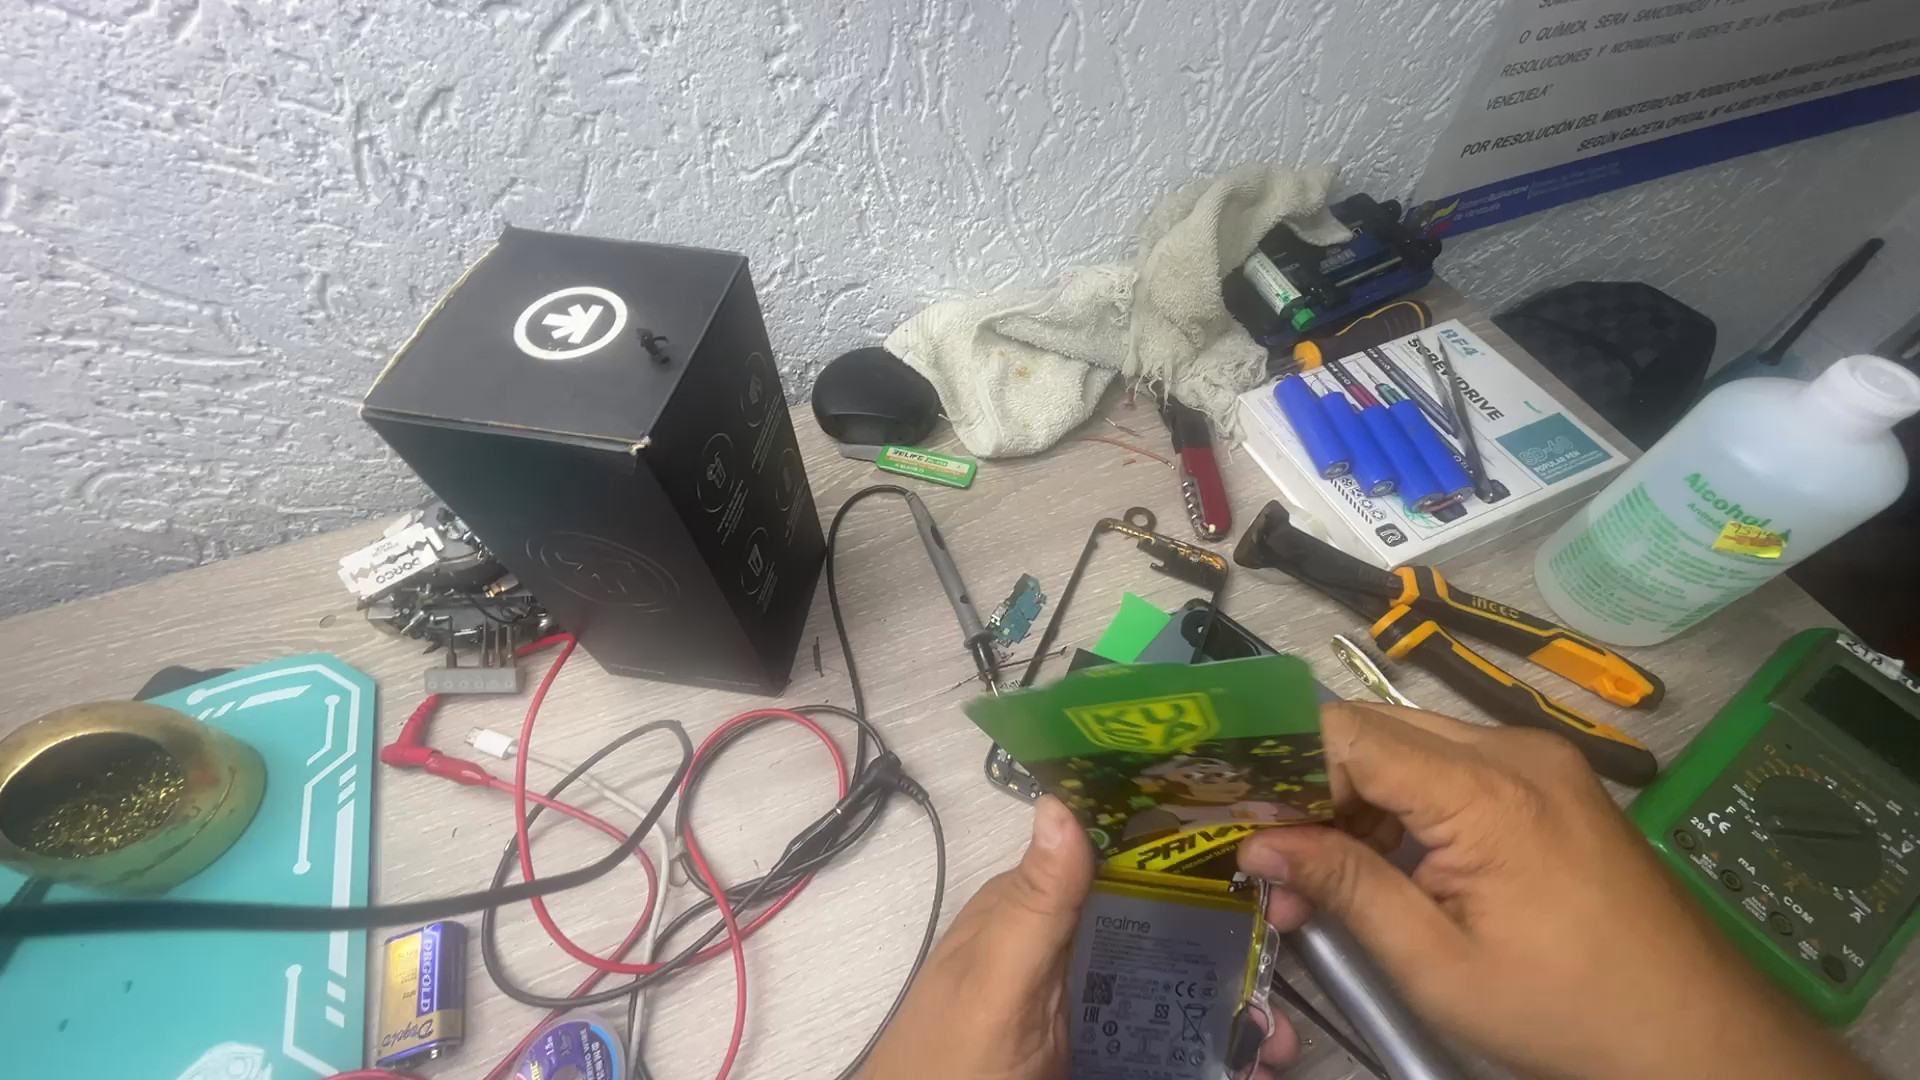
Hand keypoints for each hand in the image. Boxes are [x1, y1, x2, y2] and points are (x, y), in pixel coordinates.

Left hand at [862, 796, 1298, 1079]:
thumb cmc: (954, 1055)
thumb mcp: (996, 978)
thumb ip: (1035, 901)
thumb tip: (1061, 799)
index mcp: (1038, 905)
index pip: (1113, 855)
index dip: (1176, 849)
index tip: (1248, 850)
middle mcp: (1067, 943)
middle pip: (1157, 922)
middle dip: (1222, 937)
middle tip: (1285, 951)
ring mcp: (1084, 1001)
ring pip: (1170, 983)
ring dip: (1226, 1002)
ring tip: (1278, 1036)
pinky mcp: (1100, 1050)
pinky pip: (1164, 1040)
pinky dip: (1208, 1050)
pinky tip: (1250, 1064)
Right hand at [1238, 702, 1874, 1079]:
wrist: (1718, 1052)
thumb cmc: (1570, 1015)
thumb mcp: (1438, 966)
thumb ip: (1342, 886)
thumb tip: (1253, 844)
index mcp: (1486, 791)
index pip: (1347, 732)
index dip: (1287, 767)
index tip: (1256, 823)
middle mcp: (1508, 749)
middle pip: (1369, 731)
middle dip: (1312, 787)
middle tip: (1280, 854)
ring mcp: (1532, 759)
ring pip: (1399, 745)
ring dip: (1350, 799)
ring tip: (1324, 870)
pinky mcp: (1542, 779)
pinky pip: (1439, 765)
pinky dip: (1396, 804)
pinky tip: (1383, 859)